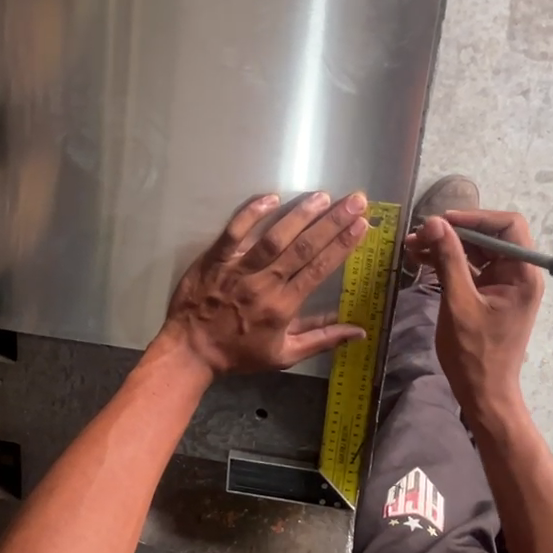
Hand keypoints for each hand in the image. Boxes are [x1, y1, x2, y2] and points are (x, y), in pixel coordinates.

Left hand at [158, 191, 371, 375]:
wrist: (190, 351)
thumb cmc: (239, 354)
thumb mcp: (284, 355)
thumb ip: (322, 339)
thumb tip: (359, 331)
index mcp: (283, 306)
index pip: (319, 269)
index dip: (342, 245)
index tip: (362, 225)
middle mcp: (264, 284)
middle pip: (303, 248)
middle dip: (332, 222)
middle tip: (355, 200)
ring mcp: (238, 269)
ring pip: (273, 237)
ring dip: (300, 215)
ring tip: (322, 196)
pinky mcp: (215, 259)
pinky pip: (234, 232)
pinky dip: (251, 213)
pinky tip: (272, 198)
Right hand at [404, 208, 544, 418]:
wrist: (483, 393)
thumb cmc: (474, 353)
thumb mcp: (458, 303)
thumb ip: (448, 260)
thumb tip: (434, 222)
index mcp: (523, 274)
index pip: (508, 226)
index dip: (475, 217)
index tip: (442, 222)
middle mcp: (519, 274)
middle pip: (489, 236)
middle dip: (453, 232)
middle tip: (419, 235)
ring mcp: (505, 284)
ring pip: (476, 250)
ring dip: (446, 246)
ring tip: (412, 246)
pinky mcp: (490, 294)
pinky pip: (470, 268)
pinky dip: (447, 262)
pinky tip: (421, 260)